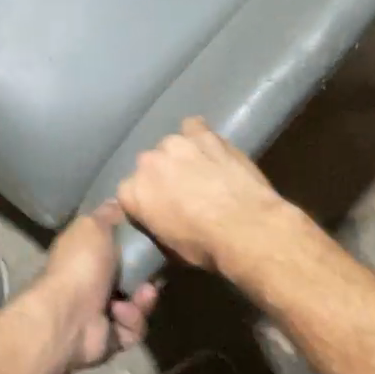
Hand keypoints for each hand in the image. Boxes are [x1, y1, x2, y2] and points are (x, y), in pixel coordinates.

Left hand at [30, 202, 159, 373]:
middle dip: (147, 278)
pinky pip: (134, 329)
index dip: (137, 248)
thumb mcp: (93, 226)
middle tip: (154, 275)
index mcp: (85, 258)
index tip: (153, 243)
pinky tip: (120, 313)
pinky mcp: (112, 339)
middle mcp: (92, 286)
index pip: (117, 251)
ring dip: (143, 300)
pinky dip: (131, 320)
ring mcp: (101, 315)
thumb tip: (118, 201)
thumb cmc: (81, 265)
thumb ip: (108, 215)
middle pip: (133, 280)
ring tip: (140, 295)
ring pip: (138, 306)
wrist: (70, 315)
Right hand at [116, 117, 297, 275]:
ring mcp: (175, 143)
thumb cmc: (205, 246)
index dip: (146, 200)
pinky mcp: (204, 133)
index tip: (161, 209)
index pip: (129, 192)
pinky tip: (211, 150)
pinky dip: (200, 137)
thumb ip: (155, 221)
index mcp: (133, 192)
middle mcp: (148, 162)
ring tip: (202, 171)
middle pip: (149, 165)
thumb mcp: (169, 245)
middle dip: (162, 176)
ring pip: (171, 146)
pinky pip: (194, 128)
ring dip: (181, 157)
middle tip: (183, 192)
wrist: (245, 227)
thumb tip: (159, 215)